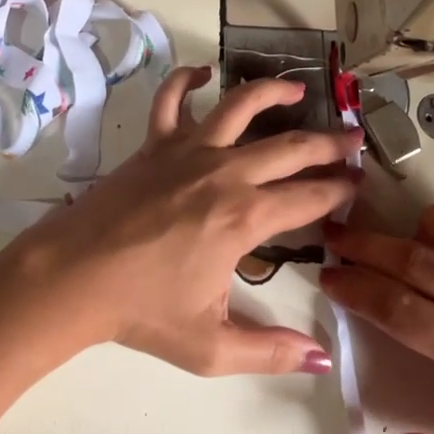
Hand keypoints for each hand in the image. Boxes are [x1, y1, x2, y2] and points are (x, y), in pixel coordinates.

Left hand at [9, 66, 361, 376]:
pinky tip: (204, 74)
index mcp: (245, 218)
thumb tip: (321, 359)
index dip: (339, 190)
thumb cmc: (142, 311)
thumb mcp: (211, 346)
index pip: (309, 197)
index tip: (358, 184)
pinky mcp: (155, 142)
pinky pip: (172, 99)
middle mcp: (225, 173)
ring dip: (273, 92)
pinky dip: (187, 79)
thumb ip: (271, 352)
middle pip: (290, 147)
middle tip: (353, 140)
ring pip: (240, 105)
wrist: (75, 275)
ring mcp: (188, 150)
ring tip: (298, 89)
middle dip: (329, 143)